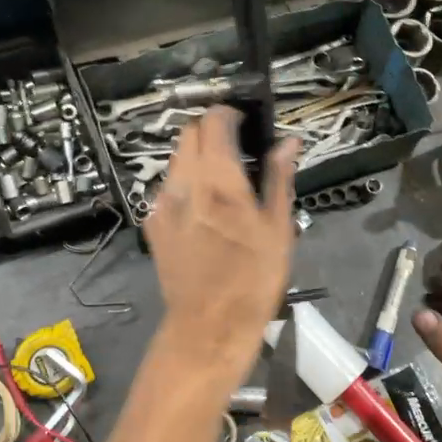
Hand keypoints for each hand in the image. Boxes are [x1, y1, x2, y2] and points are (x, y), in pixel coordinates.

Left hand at [146, 107, 300, 381]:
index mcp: (219, 181)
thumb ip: (279, 179)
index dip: (230, 114)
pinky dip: (185, 185)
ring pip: (175, 159)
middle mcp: (183, 184)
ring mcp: (162, 204)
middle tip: (238, 151)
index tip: (247, 125)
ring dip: (197, 158)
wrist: (208, 326)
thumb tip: (288, 142)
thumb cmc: (253, 280)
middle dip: (211, 131)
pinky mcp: (153, 224)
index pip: (213, 121)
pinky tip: (204, 212)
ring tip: (223, 184)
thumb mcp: (278, 230)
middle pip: (188, 133)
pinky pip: (167, 188)